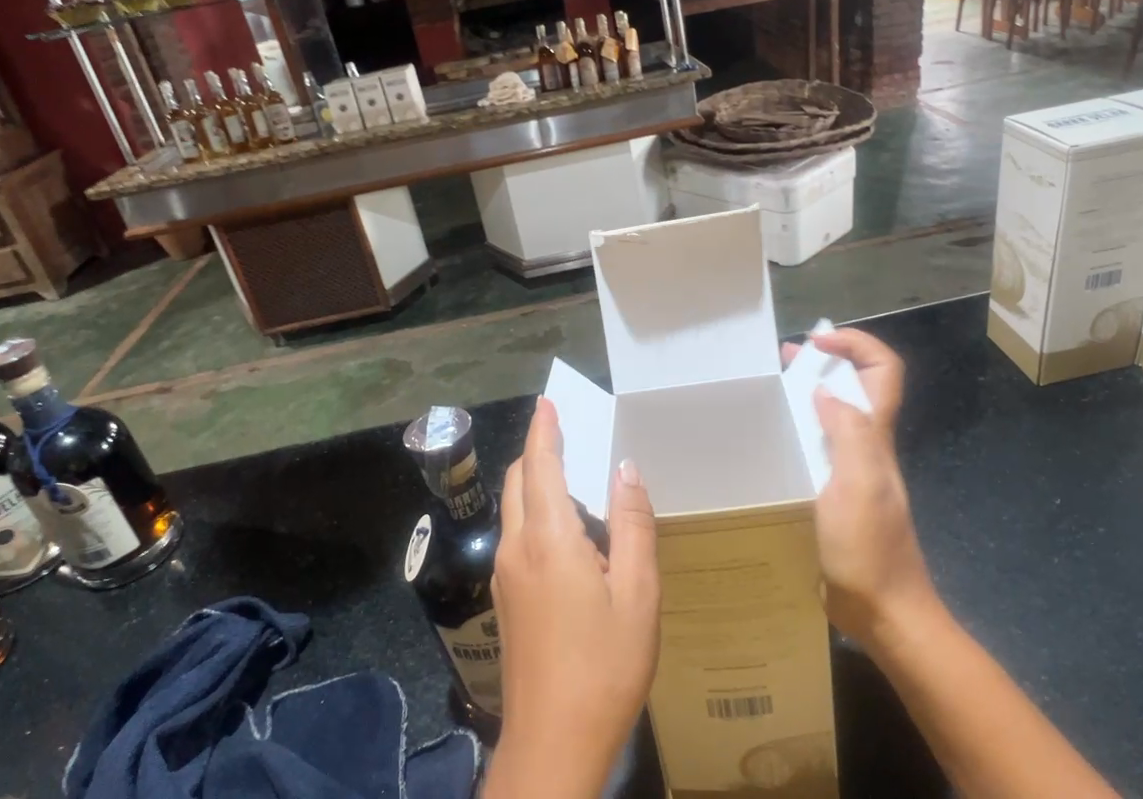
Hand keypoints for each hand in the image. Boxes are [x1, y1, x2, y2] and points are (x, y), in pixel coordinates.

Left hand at [484, 399, 659, 798]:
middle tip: (567, 434)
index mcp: (549, 539)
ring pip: (514, 511)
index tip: (548, 400)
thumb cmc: (605, 664)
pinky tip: (568, 536)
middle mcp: (516, 548)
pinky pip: (516, 538)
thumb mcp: (638, 593)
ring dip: (537, 485)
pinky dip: (535, 516)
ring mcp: (504, 576)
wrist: (553, 741)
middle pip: (517, 482)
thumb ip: (632, 524)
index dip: (544, 429)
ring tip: (576, 482)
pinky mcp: (504, 600)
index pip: (539, 465)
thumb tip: (626, 468)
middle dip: (537, 452)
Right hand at [784, 329, 940, 647]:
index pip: (882, 370)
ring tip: (769, 390)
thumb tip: (826, 390)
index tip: (815, 342)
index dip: (856, 345)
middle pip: (856, 387)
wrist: (882, 611)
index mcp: (876, 436)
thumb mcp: (859, 483)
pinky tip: (771, 445)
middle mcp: (867, 447)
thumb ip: (847, 432)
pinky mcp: (835, 498)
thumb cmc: (870, 548)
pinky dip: (798, 434)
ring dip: (807, 396)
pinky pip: (818, 451)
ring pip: (834, 417)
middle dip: (825, 362)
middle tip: (782, 357)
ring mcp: (852, 473)